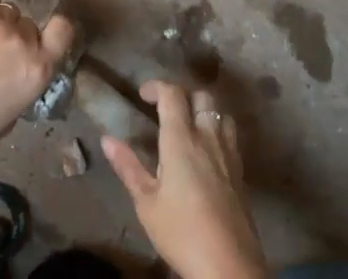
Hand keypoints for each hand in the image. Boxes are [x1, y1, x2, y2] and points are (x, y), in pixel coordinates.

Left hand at [0, 0, 74, 155]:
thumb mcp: (4, 119)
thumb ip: (20, 90)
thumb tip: (15, 78)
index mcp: (36, 69)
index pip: (63, 31)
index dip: (56, 30)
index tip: (41, 37)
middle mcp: (21, 39)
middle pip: (28, 24)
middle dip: (15, 35)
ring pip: (6, 9)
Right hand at [101, 81, 264, 278]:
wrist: (230, 267)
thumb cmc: (181, 232)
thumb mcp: (146, 202)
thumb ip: (128, 166)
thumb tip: (107, 138)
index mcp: (182, 141)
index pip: (173, 95)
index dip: (157, 87)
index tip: (142, 95)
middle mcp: (208, 139)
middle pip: (203, 97)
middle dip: (183, 95)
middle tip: (165, 109)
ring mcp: (229, 155)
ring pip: (221, 114)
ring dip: (204, 111)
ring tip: (187, 126)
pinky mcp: (241, 173)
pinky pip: (231, 136)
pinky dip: (217, 130)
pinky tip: (206, 152)